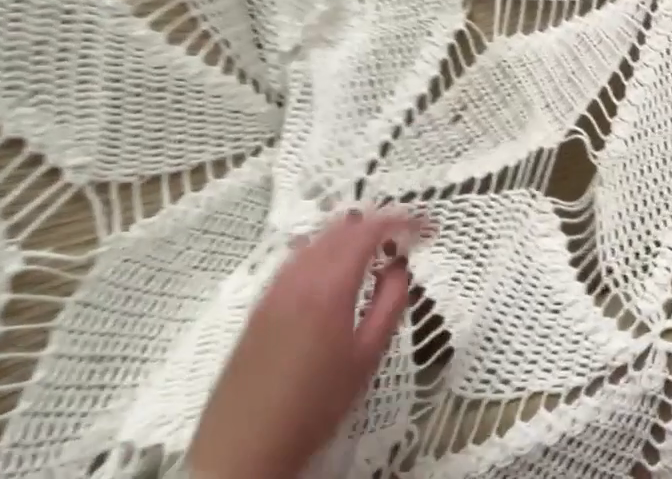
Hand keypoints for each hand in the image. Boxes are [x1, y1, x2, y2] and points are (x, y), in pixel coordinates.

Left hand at [188, 211, 418, 478]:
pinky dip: (320, 249)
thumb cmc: (317, 404)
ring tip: (376, 239)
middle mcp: (297, 282)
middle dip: (377, 221)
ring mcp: (271, 295)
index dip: (402, 221)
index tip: (427, 227)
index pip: (368, 233)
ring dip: (347, 232)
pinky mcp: (257, 312)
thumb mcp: (369, 353)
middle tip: (408, 230)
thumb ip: (391, 301)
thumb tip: (398, 267)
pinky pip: (293, 262)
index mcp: (329, 289)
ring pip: (312, 243)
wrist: (244, 451)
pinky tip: (332, 261)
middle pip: (339, 231)